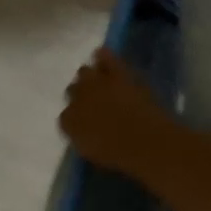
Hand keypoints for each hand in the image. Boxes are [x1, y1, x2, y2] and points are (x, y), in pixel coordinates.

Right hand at [58, 48, 173, 173]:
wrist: (145, 139)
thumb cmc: (120, 155)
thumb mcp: (93, 152)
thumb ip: (82, 138)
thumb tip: (81, 129)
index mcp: (69, 123)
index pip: (65, 116)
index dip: (76, 117)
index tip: (86, 122)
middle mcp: (77, 99)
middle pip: (72, 90)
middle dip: (80, 95)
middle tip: (94, 102)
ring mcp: (96, 82)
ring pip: (84, 71)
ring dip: (90, 77)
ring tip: (99, 82)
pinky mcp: (116, 71)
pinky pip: (104, 55)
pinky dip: (103, 56)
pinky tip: (103, 58)